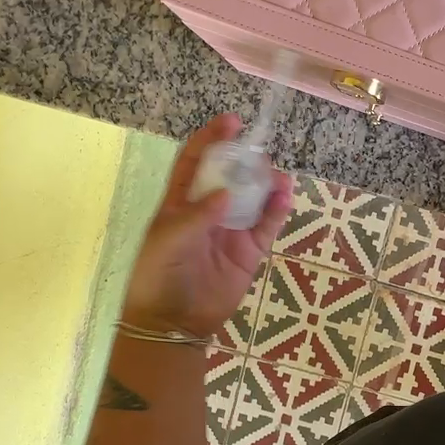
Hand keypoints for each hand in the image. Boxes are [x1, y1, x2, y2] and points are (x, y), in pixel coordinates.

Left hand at [121, 114, 291, 334]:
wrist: (174, 322)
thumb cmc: (159, 277)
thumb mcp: (168, 241)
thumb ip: (197, 216)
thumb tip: (227, 193)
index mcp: (179, 203)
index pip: (195, 162)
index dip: (211, 139)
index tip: (231, 122)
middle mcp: (207, 212)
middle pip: (229, 176)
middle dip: (245, 160)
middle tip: (261, 152)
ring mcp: (231, 231)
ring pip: (253, 199)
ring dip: (266, 184)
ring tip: (279, 176)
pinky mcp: (249, 253)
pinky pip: (267, 226)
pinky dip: (277, 211)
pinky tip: (285, 197)